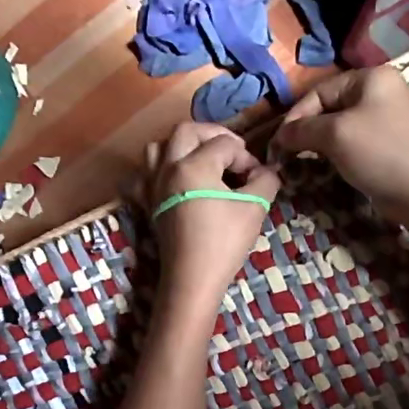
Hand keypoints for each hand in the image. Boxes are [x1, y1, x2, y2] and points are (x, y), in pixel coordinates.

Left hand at [144, 122, 280, 302]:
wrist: (193, 278)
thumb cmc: (224, 242)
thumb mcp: (255, 208)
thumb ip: (265, 180)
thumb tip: (265, 171)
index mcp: (194, 165)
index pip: (225, 144)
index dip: (246, 157)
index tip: (257, 178)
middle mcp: (167, 167)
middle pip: (187, 130)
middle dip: (213, 135)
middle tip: (232, 152)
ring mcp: (152, 185)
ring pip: (158, 147)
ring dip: (181, 146)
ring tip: (201, 160)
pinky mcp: (147, 203)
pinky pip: (143, 175)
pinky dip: (156, 170)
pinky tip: (171, 180)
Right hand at [272, 66, 408, 220]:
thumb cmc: (380, 154)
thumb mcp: (335, 135)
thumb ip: (302, 130)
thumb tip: (280, 135)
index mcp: (371, 78)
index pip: (319, 90)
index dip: (296, 116)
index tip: (279, 143)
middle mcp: (381, 90)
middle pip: (330, 106)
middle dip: (307, 130)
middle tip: (288, 155)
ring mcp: (388, 117)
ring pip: (341, 126)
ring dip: (320, 143)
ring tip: (304, 162)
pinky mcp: (390, 142)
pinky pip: (355, 141)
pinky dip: (339, 152)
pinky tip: (330, 166)